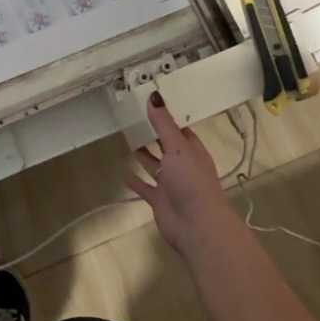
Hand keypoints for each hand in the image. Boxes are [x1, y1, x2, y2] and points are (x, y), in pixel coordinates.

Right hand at [126, 93, 245, 259]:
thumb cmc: (191, 181)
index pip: (180, 130)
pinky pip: (145, 187)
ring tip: (129, 141)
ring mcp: (171, 184)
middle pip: (167, 146)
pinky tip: (124, 172)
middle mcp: (183, 165)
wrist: (196, 225)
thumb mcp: (177, 147)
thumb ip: (163, 124)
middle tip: (135, 119)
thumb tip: (153, 96)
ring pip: (155, 166)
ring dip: (145, 155)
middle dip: (155, 135)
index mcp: (192, 151)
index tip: (151, 104)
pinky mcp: (159, 200)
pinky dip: (135, 180)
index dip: (167, 118)